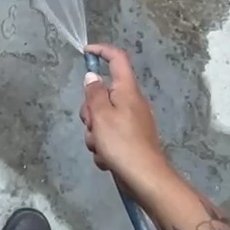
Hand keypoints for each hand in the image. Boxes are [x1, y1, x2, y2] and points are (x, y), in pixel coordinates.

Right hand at [79, 44, 173, 191]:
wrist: (145, 178)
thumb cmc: (122, 142)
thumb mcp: (101, 115)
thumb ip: (94, 93)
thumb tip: (93, 76)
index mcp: (127, 90)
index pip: (117, 58)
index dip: (101, 51)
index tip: (85, 53)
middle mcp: (131, 102)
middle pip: (103, 94)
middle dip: (90, 110)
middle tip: (92, 124)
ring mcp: (132, 122)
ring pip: (102, 118)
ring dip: (95, 132)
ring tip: (100, 146)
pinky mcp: (130, 139)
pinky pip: (108, 136)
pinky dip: (103, 146)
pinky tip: (106, 158)